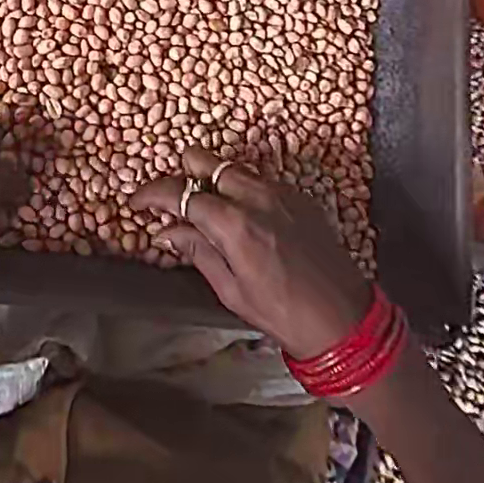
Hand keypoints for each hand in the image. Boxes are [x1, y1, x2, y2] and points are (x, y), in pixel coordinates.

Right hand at [130, 146, 371, 357]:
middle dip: (181, 174)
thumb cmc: (281, 314)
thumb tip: (166, 230)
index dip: (152, 194)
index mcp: (234, 225)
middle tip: (173, 200)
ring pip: (231, 167)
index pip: (180, 193)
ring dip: (210, 179)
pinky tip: (239, 215)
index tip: (136, 201)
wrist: (346, 321)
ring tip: (203, 206)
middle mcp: (256, 197)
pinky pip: (258, 180)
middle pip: (204, 161)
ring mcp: (281, 193)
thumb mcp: (230, 289)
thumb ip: (197, 250)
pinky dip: (239, 188)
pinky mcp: (299, 197)